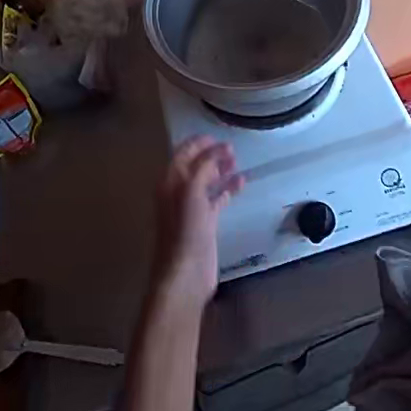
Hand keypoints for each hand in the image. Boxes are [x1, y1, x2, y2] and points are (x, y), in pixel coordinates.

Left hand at [149, 135, 244, 314]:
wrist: (185, 274)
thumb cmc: (185, 230)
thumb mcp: (192, 192)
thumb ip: (204, 167)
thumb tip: (219, 149)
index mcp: (170, 182)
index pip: (183, 154)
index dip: (199, 143)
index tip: (217, 136)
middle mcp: (178, 192)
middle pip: (195, 165)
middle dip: (212, 154)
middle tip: (232, 149)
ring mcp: (192, 208)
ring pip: (207, 181)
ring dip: (220, 169)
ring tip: (237, 161)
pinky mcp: (205, 223)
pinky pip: (217, 198)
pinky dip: (228, 189)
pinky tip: (241, 183)